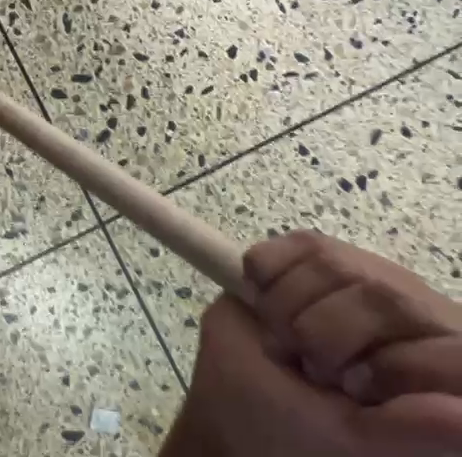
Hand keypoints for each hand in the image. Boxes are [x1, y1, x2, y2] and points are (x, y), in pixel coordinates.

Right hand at [245, 231, 461, 413]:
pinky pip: (292, 244)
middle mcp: (427, 319)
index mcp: (452, 373)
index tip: (350, 392)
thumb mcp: (358, 440)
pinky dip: (262, 275)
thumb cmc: (301, 427)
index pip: (450, 351)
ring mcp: (372, 278)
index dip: (392, 365)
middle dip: (318, 332)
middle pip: (380, 296)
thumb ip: (416, 431)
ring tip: (283, 339)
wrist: (240, 391)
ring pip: (330, 263)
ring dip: (281, 306)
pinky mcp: (318, 253)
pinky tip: (265, 301)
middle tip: (307, 366)